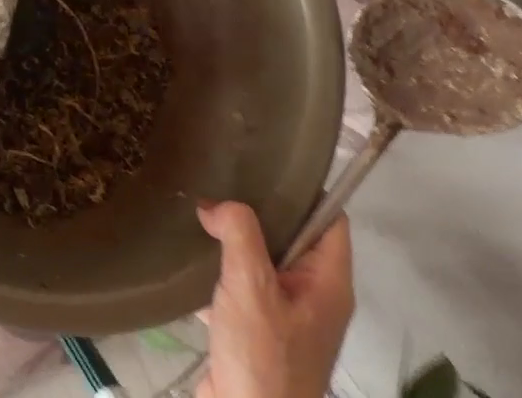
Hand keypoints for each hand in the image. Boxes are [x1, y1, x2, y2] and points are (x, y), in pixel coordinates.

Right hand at [196, 202, 353, 397]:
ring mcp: (288, 317)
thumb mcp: (250, 287)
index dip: (306, 191)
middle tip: (220, 183)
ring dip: (234, 243)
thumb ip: (238, 234)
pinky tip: (189, 263)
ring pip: (264, 262)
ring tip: (200, 216)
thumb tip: (216, 205)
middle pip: (294, 238)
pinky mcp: (259, 332)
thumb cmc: (263, 356)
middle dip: (258, 213)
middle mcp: (314, 297)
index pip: (331, 221)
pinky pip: (243, 288)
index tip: (263, 166)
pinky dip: (220, 274)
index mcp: (328, 284)